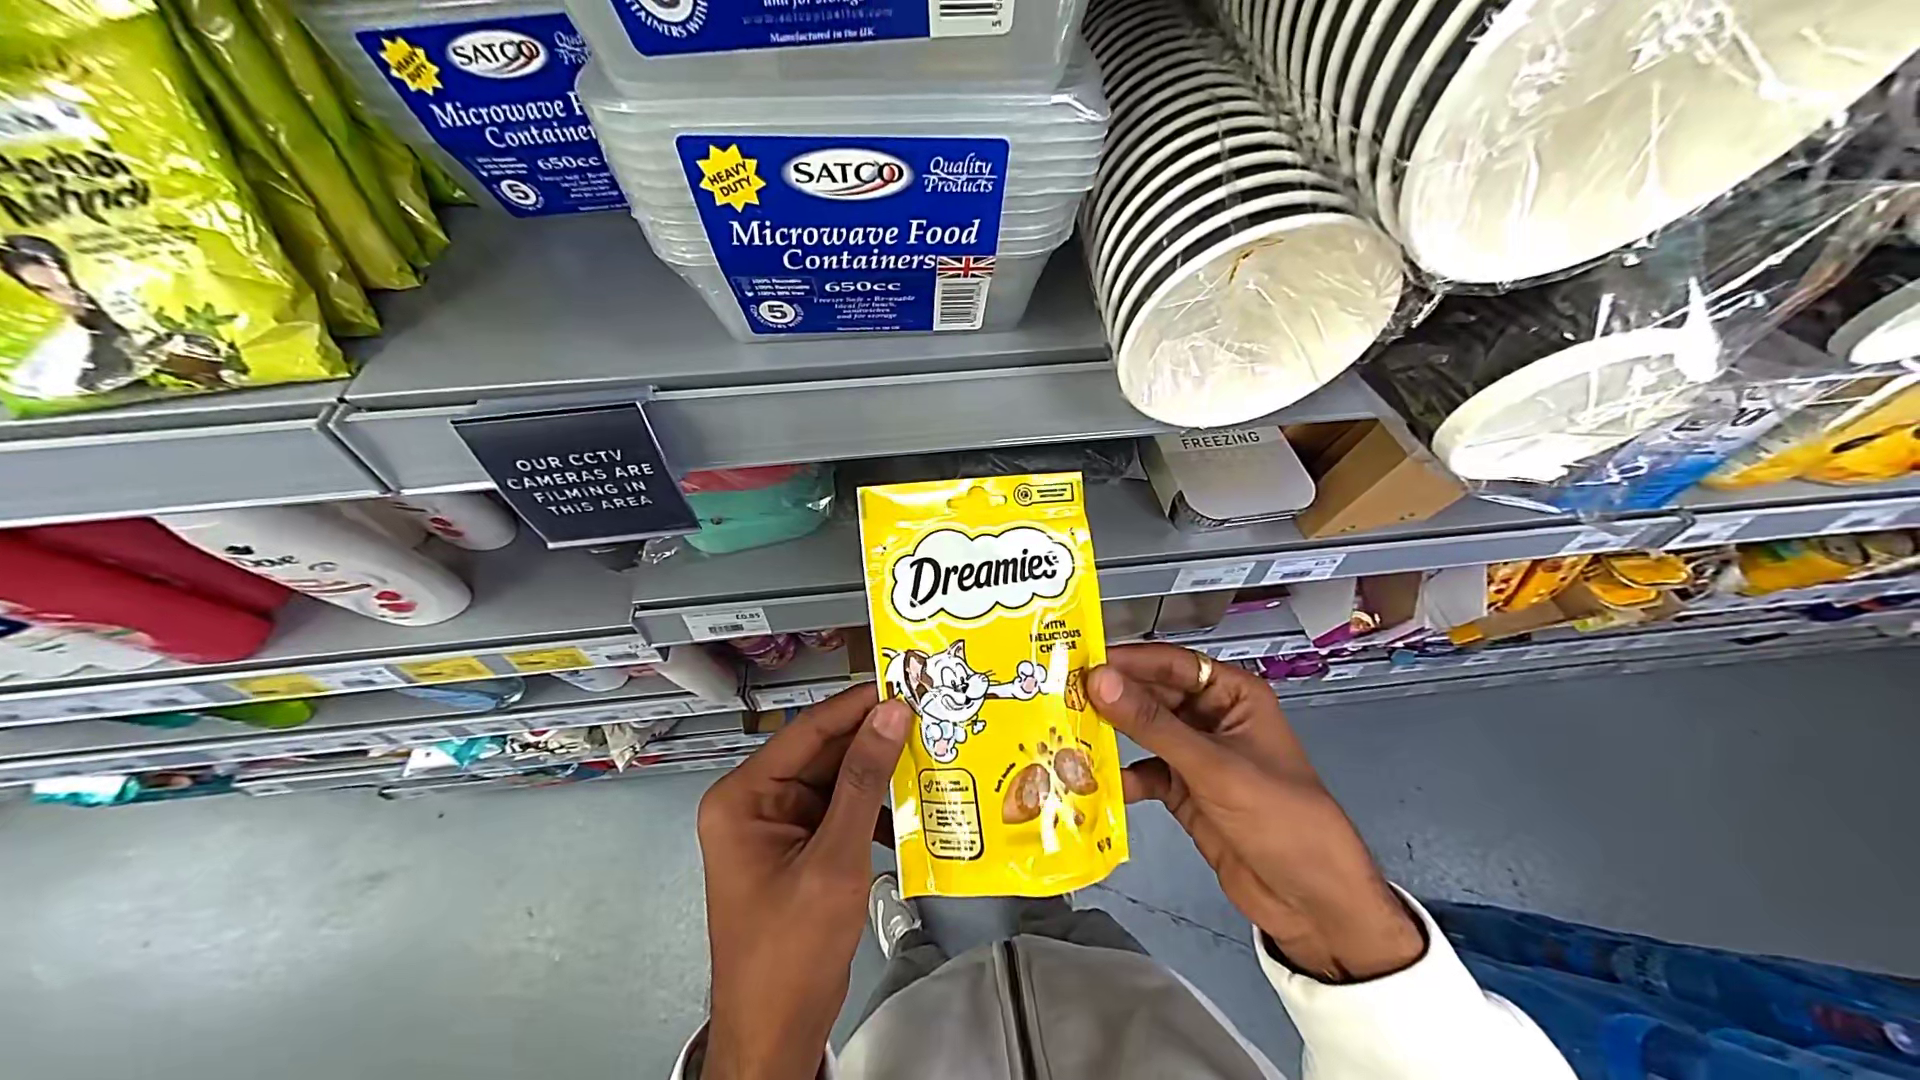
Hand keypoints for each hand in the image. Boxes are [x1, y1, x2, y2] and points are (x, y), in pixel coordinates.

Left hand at [697, 685, 910, 1079]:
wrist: (775, 1034)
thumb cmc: (790, 954)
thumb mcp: (833, 861)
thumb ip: (862, 782)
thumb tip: (889, 715)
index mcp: (744, 797)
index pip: (808, 731)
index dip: (857, 705)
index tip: (902, 684)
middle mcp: (756, 802)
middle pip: (823, 753)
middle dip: (874, 741)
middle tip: (927, 718)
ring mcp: (778, 825)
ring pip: (836, 779)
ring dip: (879, 775)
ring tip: (928, 755)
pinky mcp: (800, 846)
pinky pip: (839, 809)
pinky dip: (872, 808)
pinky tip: (909, 808)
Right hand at [1089, 644, 1423, 981]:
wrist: (1312, 902)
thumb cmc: (1282, 819)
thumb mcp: (1213, 766)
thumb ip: (1153, 725)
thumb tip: (1100, 681)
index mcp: (1233, 695)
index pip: (1172, 664)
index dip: (1128, 660)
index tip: (1081, 662)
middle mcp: (1211, 718)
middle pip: (1153, 696)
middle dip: (1112, 698)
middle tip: (1062, 696)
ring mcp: (1196, 756)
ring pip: (1144, 733)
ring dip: (1111, 736)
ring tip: (1068, 733)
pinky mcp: (1184, 791)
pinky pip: (1144, 772)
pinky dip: (1121, 776)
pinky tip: (1093, 781)